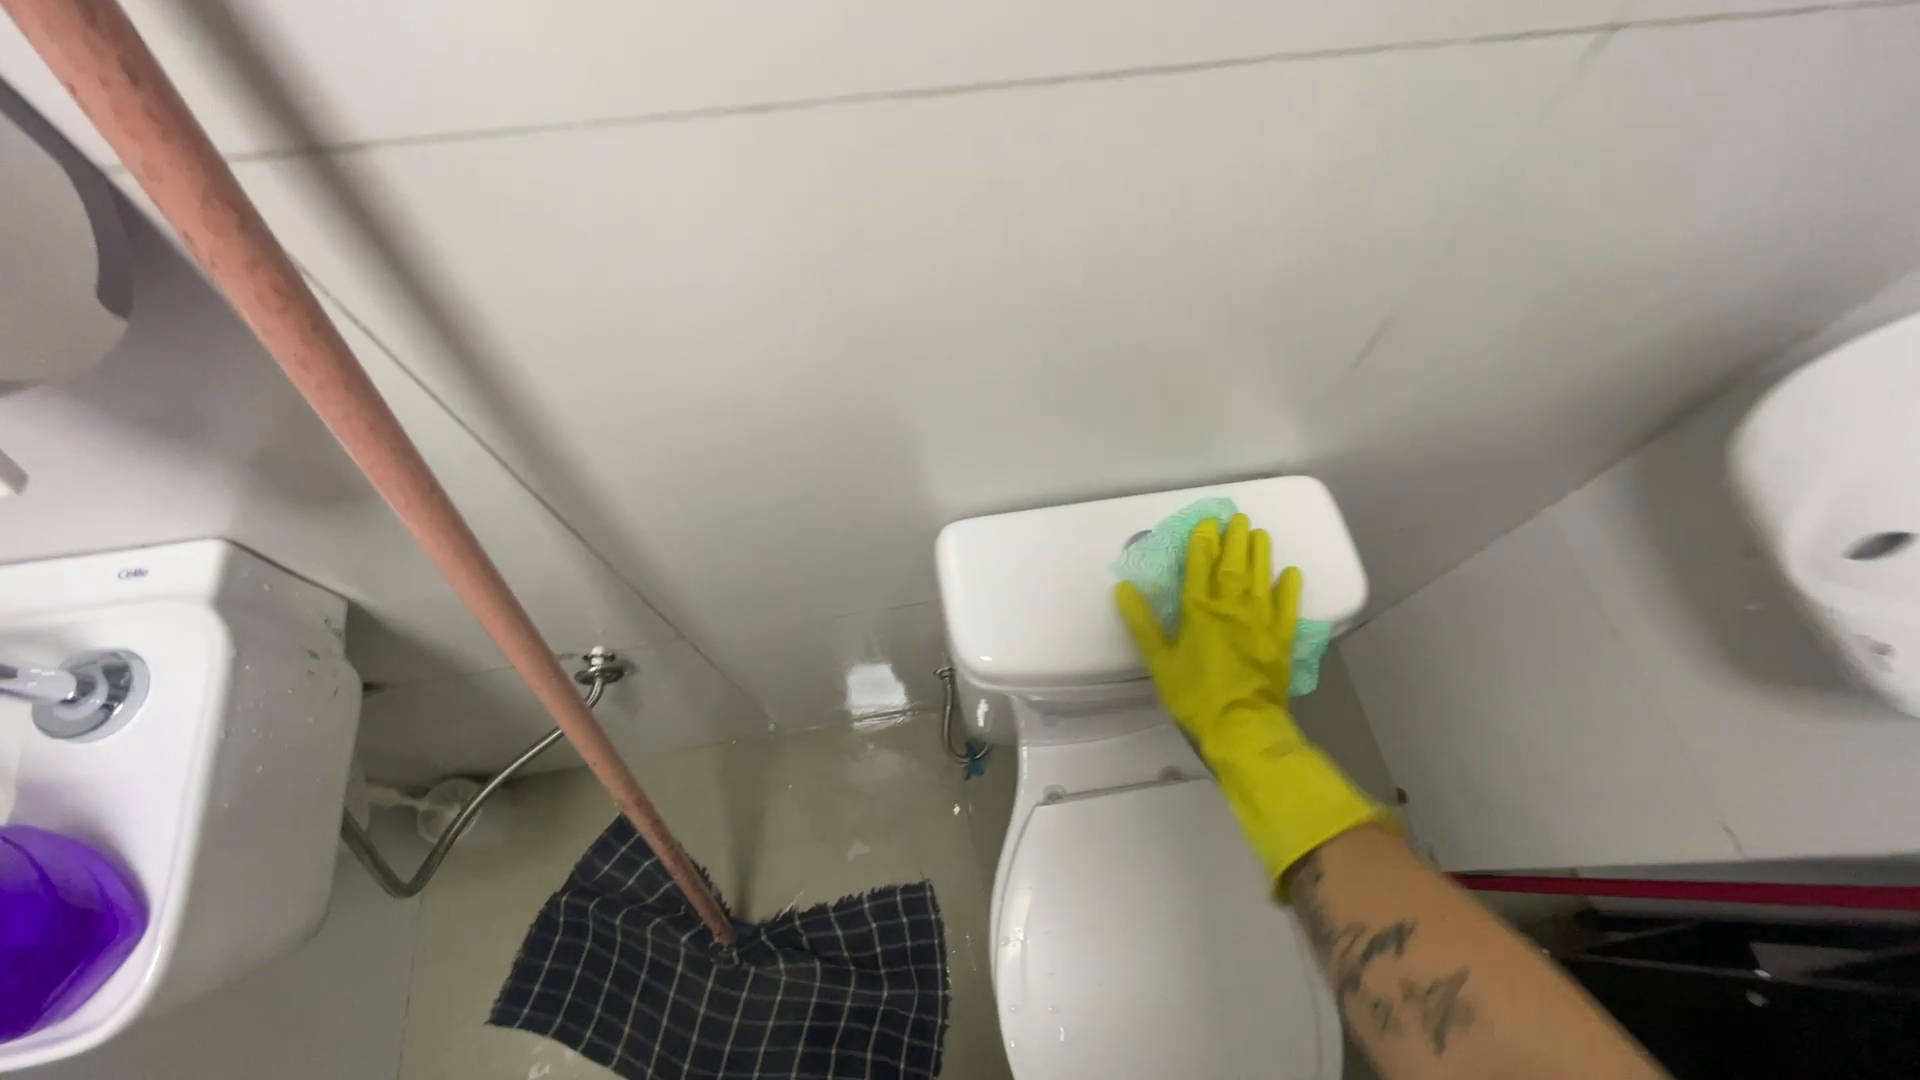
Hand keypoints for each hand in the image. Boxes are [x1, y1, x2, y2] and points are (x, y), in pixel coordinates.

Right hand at [1116, 513, 1388, 899]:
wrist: (1241, 727)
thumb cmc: (1194, 697)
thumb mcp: (1159, 662)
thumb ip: (1143, 624)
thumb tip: (1124, 589)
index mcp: (1199, 612)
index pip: (1200, 568)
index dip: (1202, 543)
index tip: (1205, 523)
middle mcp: (1232, 609)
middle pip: (1234, 566)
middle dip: (1234, 539)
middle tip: (1237, 517)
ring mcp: (1261, 623)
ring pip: (1262, 579)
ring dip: (1260, 554)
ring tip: (1260, 533)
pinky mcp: (1281, 641)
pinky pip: (1288, 609)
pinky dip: (1290, 589)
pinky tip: (1291, 573)